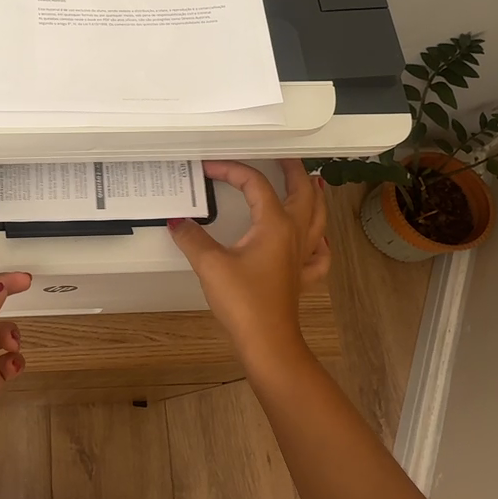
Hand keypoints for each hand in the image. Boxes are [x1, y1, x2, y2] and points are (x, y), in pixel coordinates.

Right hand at [168, 159, 329, 367]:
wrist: (268, 342)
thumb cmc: (243, 301)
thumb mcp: (209, 264)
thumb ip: (191, 238)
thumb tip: (177, 221)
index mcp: (275, 224)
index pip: (255, 184)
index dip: (231, 170)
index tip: (208, 168)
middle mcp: (295, 234)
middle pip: (302, 192)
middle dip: (293, 170)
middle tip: (282, 156)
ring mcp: (303, 256)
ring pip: (317, 217)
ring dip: (313, 196)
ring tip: (309, 183)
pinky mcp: (302, 277)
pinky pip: (320, 252)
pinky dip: (320, 240)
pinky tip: (317, 239)